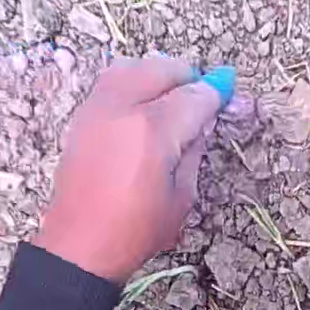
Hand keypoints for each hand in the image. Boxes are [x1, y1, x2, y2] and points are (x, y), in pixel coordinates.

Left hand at [34, 57, 223, 282]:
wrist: (81, 244)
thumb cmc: (136, 230)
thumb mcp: (182, 196)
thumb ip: (194, 151)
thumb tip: (201, 123)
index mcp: (154, 130)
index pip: (195, 95)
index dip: (216, 94)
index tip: (227, 94)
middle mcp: (123, 108)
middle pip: (163, 68)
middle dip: (188, 78)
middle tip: (202, 98)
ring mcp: (97, 108)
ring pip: (133, 65)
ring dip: (158, 74)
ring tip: (172, 98)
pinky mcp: (82, 116)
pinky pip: (112, 80)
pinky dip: (133, 81)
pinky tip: (145, 105)